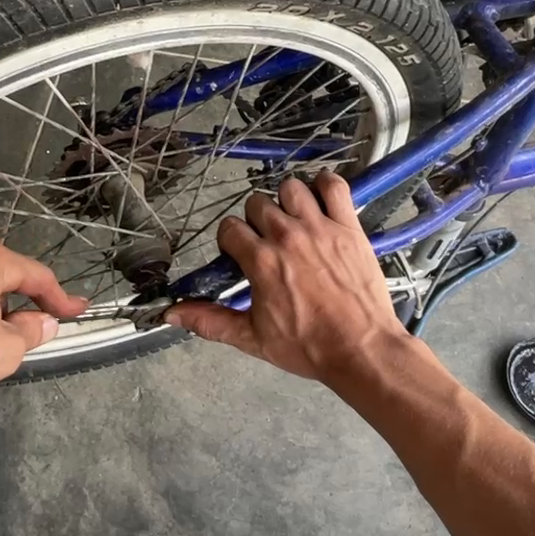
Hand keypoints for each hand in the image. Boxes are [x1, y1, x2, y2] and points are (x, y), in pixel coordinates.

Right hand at [164, 172, 412, 383]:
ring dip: (288, 200)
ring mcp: (320, 227)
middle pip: (257, 203)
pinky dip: (325, 185)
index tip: (242, 253)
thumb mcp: (253, 338)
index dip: (231, 240)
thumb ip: (210, 321)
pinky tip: (321, 200)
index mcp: (261, 261)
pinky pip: (334, 186)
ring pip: (291, 187)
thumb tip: (172, 316)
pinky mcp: (348, 226)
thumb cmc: (310, 346)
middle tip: (268, 241)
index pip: (230, 227)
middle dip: (257, 220)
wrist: (362, 349)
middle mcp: (288, 236)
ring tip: (294, 220)